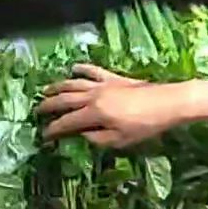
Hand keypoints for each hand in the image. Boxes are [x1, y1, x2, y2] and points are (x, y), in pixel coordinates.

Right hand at [37, 64, 182, 145]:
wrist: (170, 102)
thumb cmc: (146, 125)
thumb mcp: (120, 140)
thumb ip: (97, 139)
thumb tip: (82, 136)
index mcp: (94, 114)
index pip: (66, 122)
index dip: (53, 129)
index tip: (44, 135)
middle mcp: (93, 96)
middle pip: (64, 100)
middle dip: (48, 105)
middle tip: (37, 110)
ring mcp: (102, 85)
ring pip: (73, 84)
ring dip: (58, 87)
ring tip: (46, 90)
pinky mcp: (114, 78)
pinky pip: (93, 71)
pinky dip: (82, 69)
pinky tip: (74, 69)